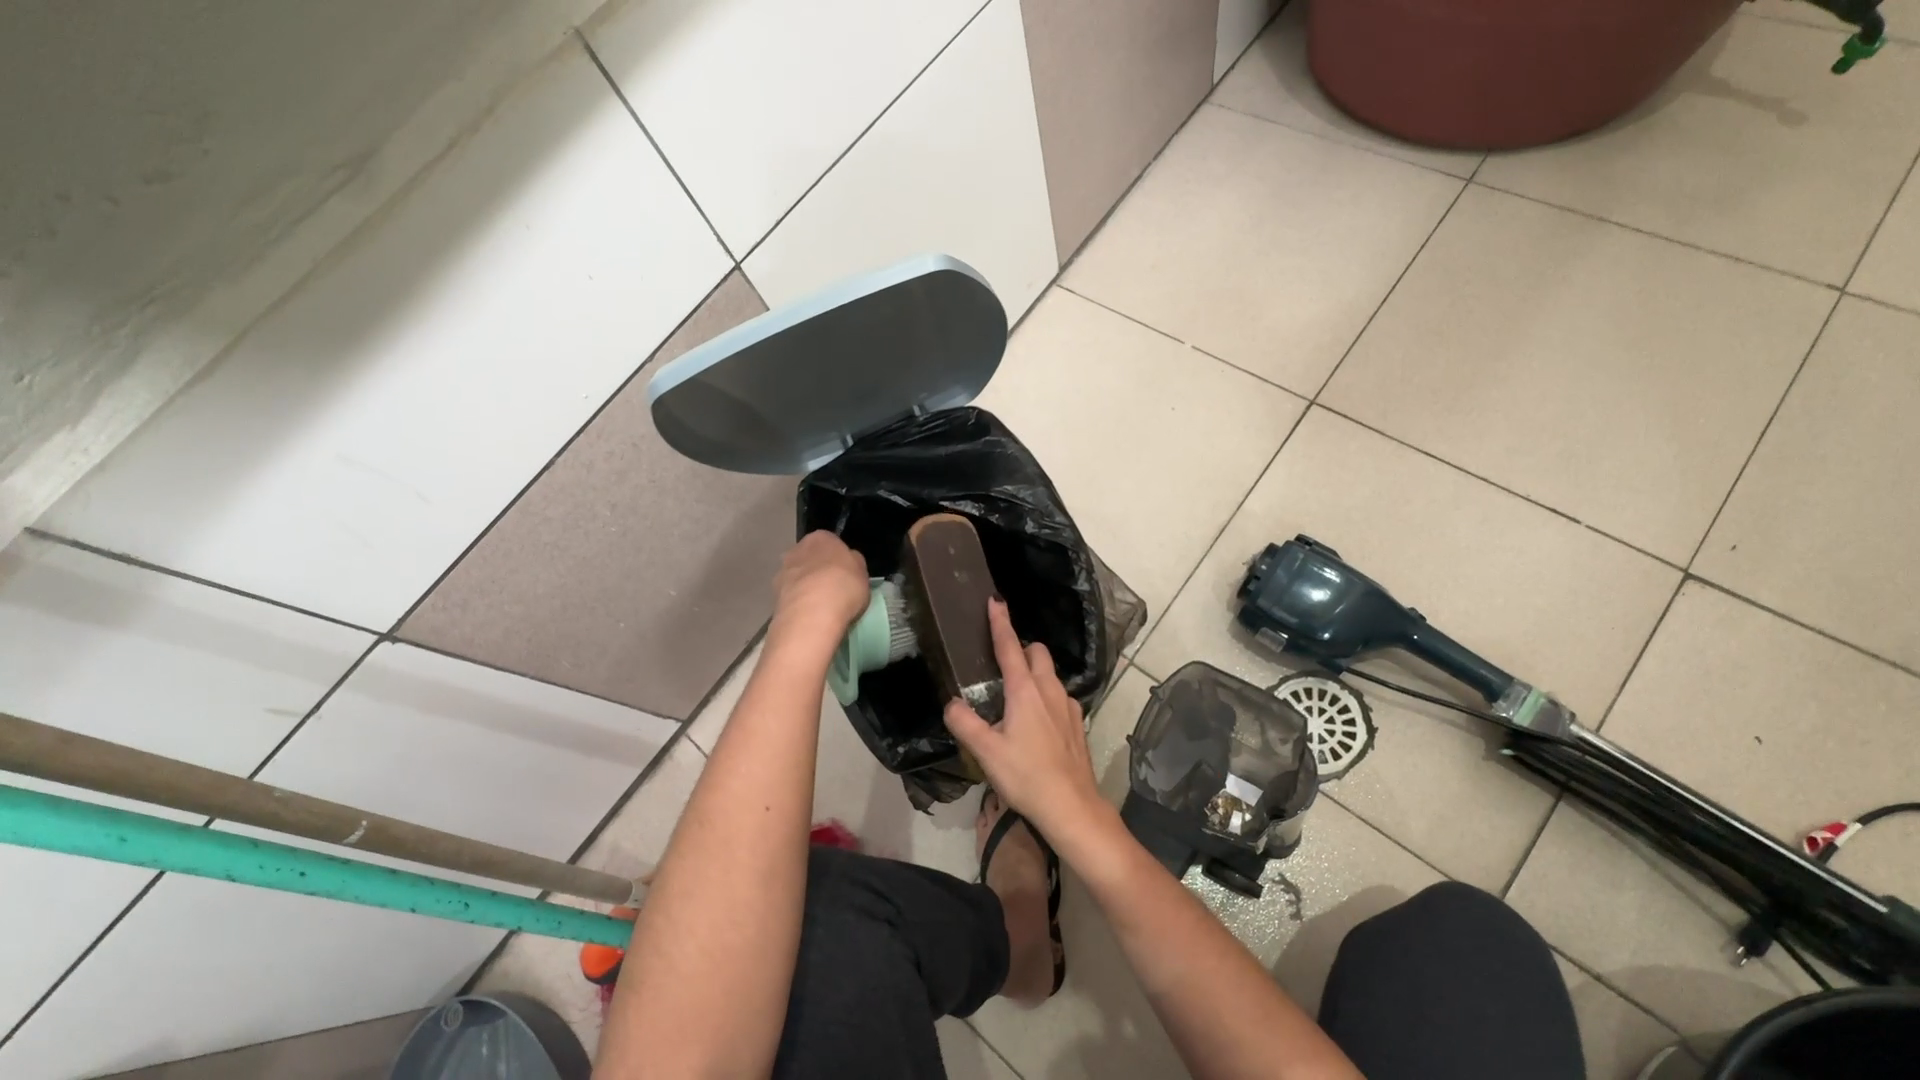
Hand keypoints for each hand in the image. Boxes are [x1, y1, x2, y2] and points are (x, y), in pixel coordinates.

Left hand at [768, 531, 869, 650]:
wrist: (812, 614)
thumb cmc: (843, 586)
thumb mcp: (862, 573)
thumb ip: (854, 563)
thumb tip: (849, 561)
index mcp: (821, 537)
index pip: (830, 542)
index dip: (838, 558)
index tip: (845, 573)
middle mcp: (797, 549)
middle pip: (810, 558)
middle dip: (818, 570)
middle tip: (832, 588)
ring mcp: (782, 571)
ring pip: (797, 576)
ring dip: (805, 586)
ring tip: (819, 606)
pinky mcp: (774, 594)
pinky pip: (790, 595)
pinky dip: (797, 602)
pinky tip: (808, 615)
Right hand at [943, 599, 1105, 838]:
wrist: (1071, 805)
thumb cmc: (1026, 776)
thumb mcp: (985, 751)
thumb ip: (964, 723)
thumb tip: (952, 704)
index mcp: (1025, 690)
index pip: (1009, 647)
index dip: (1000, 623)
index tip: (995, 601)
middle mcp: (1050, 690)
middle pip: (1037, 654)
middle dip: (1021, 648)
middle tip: (1001, 662)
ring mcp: (1068, 707)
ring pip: (1051, 676)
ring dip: (1034, 674)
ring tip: (1015, 695)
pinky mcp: (1077, 724)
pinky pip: (1060, 697)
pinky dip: (1046, 696)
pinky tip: (1037, 721)